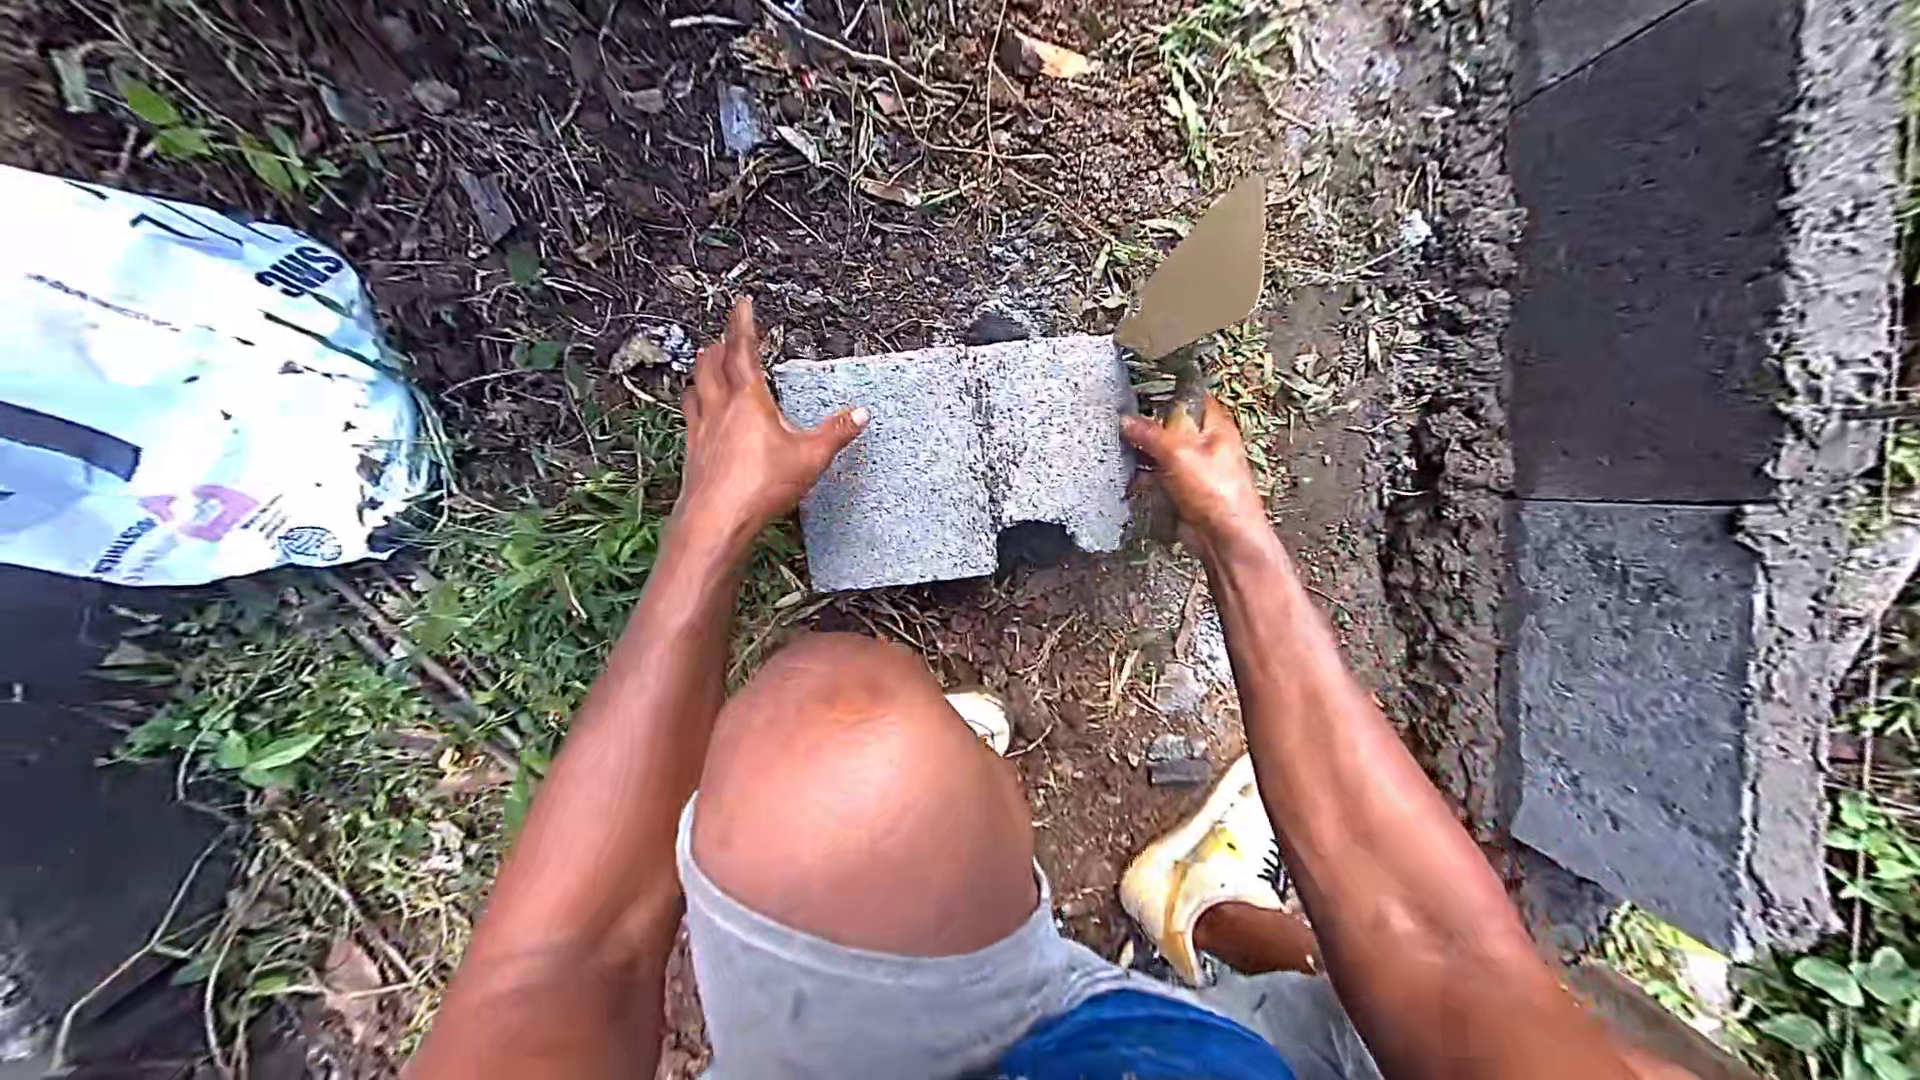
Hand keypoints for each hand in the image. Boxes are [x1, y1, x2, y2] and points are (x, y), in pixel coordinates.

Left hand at [674, 297, 866, 553]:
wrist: (716, 519)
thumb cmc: (760, 485)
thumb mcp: (810, 457)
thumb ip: (837, 433)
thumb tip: (861, 414)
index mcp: (748, 399)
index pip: (742, 349)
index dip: (742, 323)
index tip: (742, 304)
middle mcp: (719, 406)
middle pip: (711, 362)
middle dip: (720, 344)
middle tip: (728, 336)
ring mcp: (701, 428)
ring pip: (695, 384)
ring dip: (703, 369)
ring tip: (710, 365)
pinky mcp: (693, 450)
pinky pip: (690, 413)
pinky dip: (696, 401)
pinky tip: (702, 413)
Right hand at [1120, 396, 1268, 560]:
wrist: (1223, 536)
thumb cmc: (1218, 492)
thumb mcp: (1178, 452)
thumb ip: (1150, 433)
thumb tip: (1127, 421)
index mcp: (1216, 426)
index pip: (1191, 398)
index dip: (1168, 396)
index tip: (1141, 397)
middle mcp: (1205, 444)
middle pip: (1170, 427)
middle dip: (1148, 429)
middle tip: (1126, 428)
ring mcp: (1193, 468)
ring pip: (1161, 452)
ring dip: (1143, 455)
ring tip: (1124, 453)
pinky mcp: (1182, 489)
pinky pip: (1158, 476)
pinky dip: (1144, 477)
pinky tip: (1133, 478)